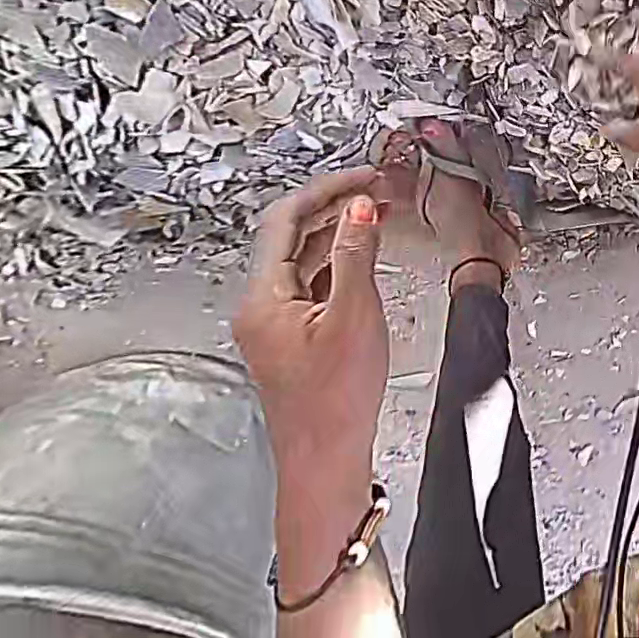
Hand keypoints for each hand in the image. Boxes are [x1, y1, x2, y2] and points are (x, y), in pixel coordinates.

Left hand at [234, 167, 387, 463]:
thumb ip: (356, 253)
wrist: (326, 460)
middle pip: (293, 234)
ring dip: (338, 230)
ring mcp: (278, 320)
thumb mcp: (354, 314)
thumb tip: (360, 207)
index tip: (363, 177)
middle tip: (375, 189)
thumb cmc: (334, 400)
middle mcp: (263, 305)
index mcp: (265, 297)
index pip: (286, 219)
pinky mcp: (296, 333)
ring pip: (305, 257)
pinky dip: (339, 259)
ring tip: (375, 212)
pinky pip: (314, 280)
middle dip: (334, 205)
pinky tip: (364, 253)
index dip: (327, 190)